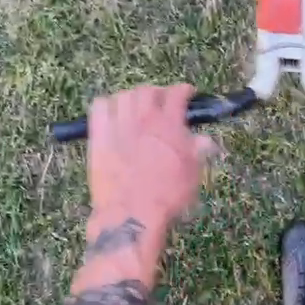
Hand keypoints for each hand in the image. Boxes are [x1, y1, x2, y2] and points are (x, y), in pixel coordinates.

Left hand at [86, 84, 213, 231]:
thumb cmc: (167, 196)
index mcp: (168, 124)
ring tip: (136, 107)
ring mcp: (119, 125)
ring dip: (133, 98)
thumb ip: (198, 151)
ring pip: (124, 95)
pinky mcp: (99, 136)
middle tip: (161, 101)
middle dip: (157, 92)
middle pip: (148, 90)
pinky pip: (99, 107)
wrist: (133, 214)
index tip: (187, 94)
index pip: (177, 93)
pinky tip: (112, 113)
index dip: (184, 90)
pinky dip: (106, 105)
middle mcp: (144, 118)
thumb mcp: (192, 174)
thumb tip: (205, 139)